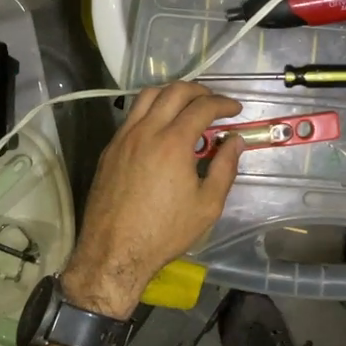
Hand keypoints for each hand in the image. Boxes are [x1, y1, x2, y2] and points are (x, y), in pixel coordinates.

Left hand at [64, 83, 244, 317]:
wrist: (113, 255)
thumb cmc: (164, 233)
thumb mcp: (207, 205)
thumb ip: (225, 167)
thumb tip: (235, 140)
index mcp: (173, 143)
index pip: (203, 106)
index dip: (224, 103)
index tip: (235, 110)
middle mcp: (147, 131)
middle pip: (175, 91)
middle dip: (200, 90)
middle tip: (214, 103)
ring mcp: (124, 138)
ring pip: (148, 95)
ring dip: (172, 93)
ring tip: (186, 106)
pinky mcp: (110, 149)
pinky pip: (132, 115)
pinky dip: (151, 109)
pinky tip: (161, 128)